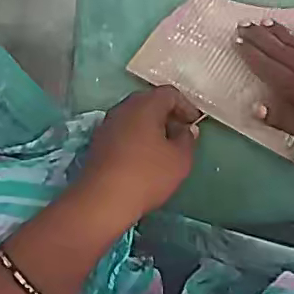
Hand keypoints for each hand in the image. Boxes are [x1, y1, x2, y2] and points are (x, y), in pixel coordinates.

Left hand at [72, 86, 201, 218]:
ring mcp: (107, 124)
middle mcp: (123, 108)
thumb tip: (186, 129)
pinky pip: (123, 130)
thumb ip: (187, 140)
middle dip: (167, 114)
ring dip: (151, 126)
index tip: (194, 123)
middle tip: (181, 132)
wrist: (103, 200)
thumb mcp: (179, 159)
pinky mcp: (98, 141)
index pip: (169, 93)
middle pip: (149, 102)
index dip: (186, 106)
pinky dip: (136, 136)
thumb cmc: (147, 175)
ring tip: (164, 147)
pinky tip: (143, 157)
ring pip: (134, 116)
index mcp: (144, 105)